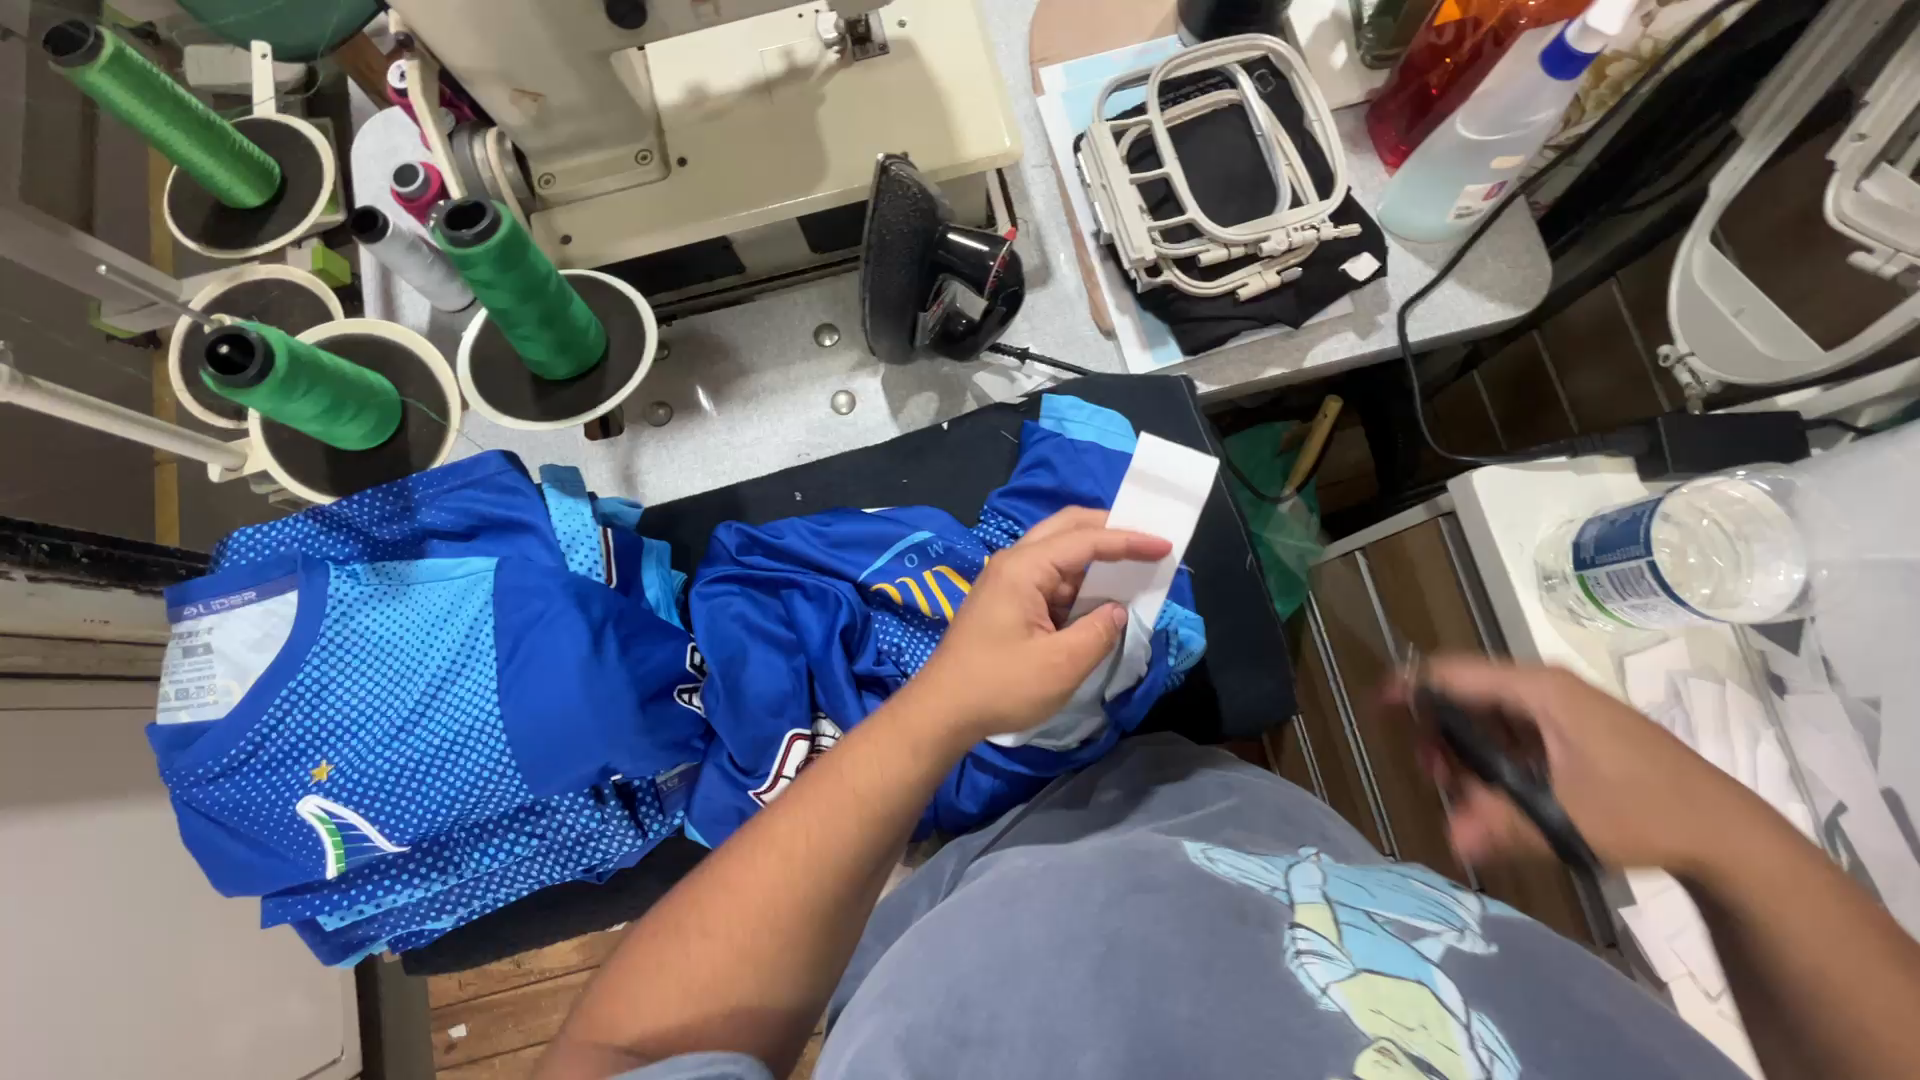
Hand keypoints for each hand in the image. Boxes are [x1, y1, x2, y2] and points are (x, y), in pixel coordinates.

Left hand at [909, 507, 1171, 743]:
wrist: (942, 711)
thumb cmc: (1000, 686)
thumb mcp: (1061, 664)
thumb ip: (1098, 632)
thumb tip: (1117, 612)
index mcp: (1023, 568)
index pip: (1086, 540)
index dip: (1129, 540)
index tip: (1166, 546)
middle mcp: (1013, 563)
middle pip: (1067, 529)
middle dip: (1110, 531)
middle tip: (1148, 541)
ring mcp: (1006, 582)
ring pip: (1058, 554)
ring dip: (1095, 560)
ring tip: (1134, 568)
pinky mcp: (1006, 603)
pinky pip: (1049, 580)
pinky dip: (1078, 584)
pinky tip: (1101, 599)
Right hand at [1391, 655, 1769, 875]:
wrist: (1729, 834)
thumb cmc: (1648, 812)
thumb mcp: (1569, 821)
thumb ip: (1502, 826)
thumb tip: (1449, 840)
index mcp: (1541, 692)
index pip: (1454, 673)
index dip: (1410, 686)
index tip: (1375, 706)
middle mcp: (1546, 689)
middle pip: (1465, 692)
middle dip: (1437, 729)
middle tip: (1431, 773)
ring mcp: (1560, 709)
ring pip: (1486, 712)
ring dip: (1463, 746)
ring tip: (1460, 788)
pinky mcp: (1570, 731)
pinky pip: (1509, 729)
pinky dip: (1489, 754)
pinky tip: (1493, 789)